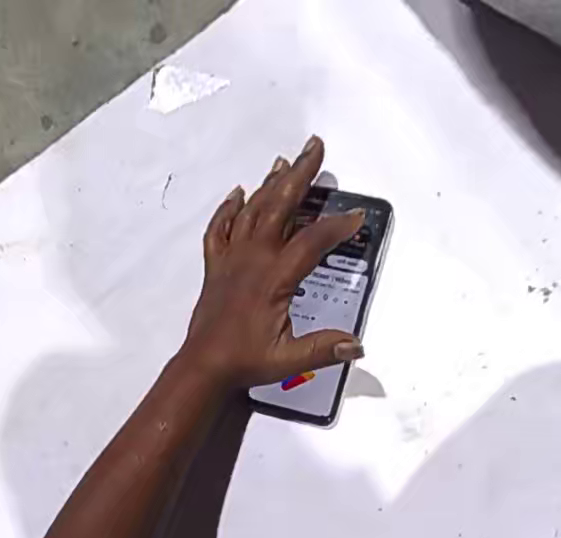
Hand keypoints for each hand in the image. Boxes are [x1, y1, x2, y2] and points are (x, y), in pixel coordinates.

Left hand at [180, 135, 366, 388]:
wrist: (204, 366)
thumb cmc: (243, 361)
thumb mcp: (289, 359)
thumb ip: (324, 349)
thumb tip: (356, 345)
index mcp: (273, 279)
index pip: (311, 241)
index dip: (336, 226)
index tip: (356, 216)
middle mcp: (252, 261)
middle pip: (279, 206)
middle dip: (300, 175)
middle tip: (314, 149)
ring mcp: (231, 261)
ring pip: (252, 211)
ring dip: (270, 184)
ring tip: (284, 162)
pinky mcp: (216, 268)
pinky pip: (220, 229)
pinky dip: (228, 208)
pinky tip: (237, 193)